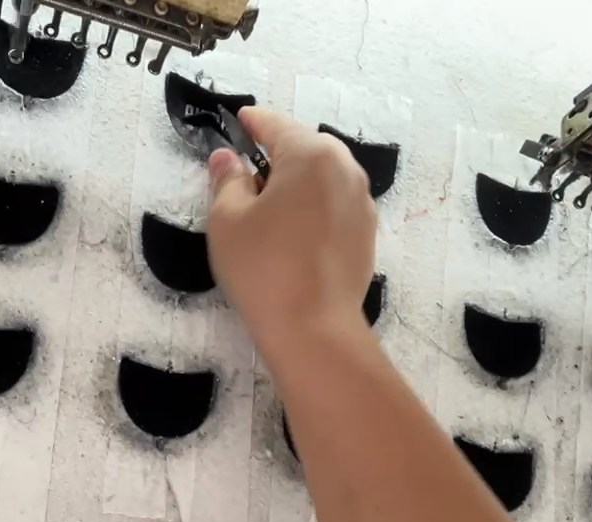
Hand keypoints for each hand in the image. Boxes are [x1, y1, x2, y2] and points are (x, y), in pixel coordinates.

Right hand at [206, 107, 378, 355]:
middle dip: (275, 158)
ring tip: (268, 213)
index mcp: (311, 154)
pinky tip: (292, 239)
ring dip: (295, 187)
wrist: (313, 329)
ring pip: (321, 181)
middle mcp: (345, 169)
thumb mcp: (227, 222)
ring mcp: (361, 203)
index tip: (239, 121)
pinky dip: (311, 212)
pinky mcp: (365, 235)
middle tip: (247, 177)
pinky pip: (333, 209)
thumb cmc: (263, 269)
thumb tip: (226, 158)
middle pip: (304, 151)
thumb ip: (226, 181)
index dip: (252, 123)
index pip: (275, 126)